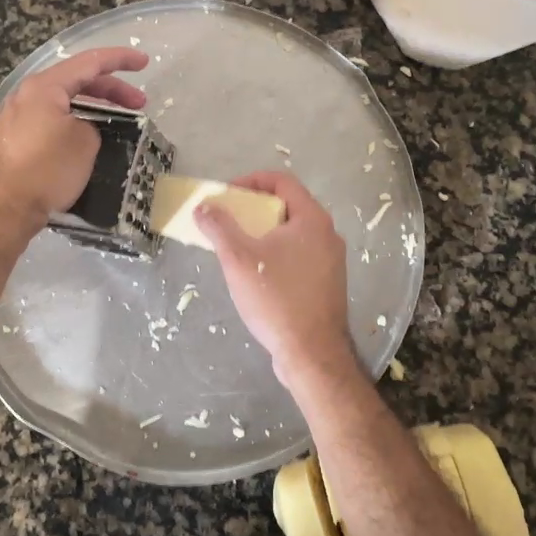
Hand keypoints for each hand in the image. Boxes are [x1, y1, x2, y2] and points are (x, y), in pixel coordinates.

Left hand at [0, 47, 148, 221]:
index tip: (144, 62)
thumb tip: (85, 129)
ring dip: (93, 107)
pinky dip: (75, 122)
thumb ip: (93, 124)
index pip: (89, 62)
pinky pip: (52, 120)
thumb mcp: (85, 141)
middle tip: (139, 103)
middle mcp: (27, 95)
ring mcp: (17, 118)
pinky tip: (88, 138)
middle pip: (76, 81)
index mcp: (44, 86)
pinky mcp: (15, 140)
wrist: (1, 208)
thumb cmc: (46, 168)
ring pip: (63, 102)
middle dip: (111, 89)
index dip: (120, 59)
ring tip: (117, 122)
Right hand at [193, 171, 354, 390]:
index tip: (227, 195)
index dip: (251, 181)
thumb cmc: (276, 299)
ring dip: (264, 234)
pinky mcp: (328, 284)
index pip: (282, 181)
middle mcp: (328, 234)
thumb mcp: (238, 259)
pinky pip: (300, 256)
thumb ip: (219, 227)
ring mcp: (331, 261)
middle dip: (254, 210)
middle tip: (229, 221)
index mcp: (312, 219)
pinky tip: (258, 276)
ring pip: (293, 234)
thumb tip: (204, 207)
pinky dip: (277, 255)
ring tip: (238, 248)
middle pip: (287, 206)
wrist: (312, 354)